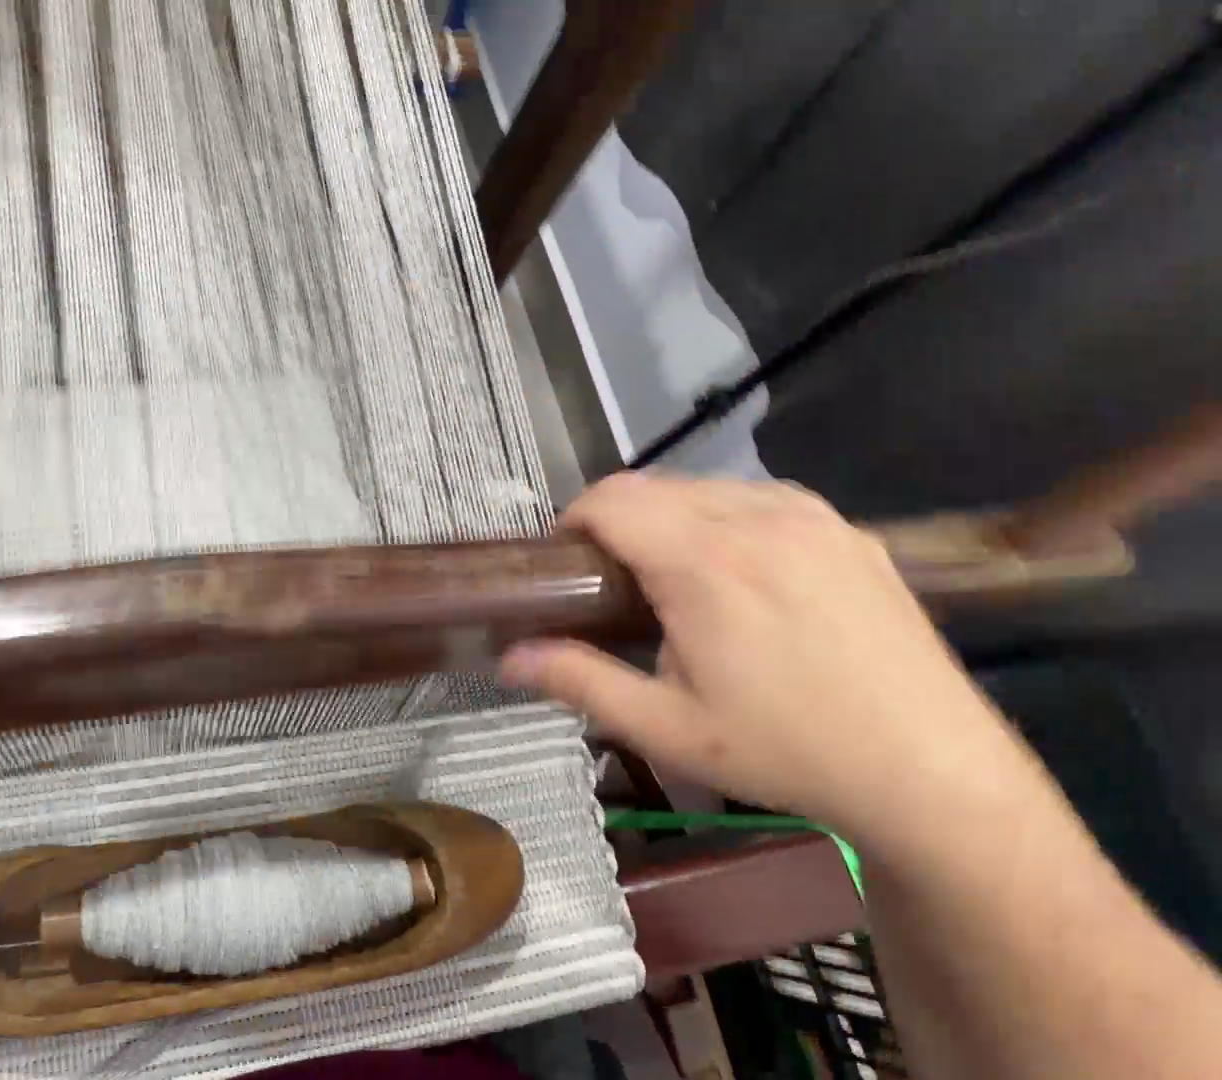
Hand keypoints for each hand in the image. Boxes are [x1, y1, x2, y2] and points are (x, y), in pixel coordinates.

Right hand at [499, 472, 1039, 846]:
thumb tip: (508, 658)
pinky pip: (760, 499)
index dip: (572, 521)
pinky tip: (737, 576)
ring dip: (668, 517)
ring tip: (672, 580)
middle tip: (611, 584)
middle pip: (653, 485)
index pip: (611, 499)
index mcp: (706, 561)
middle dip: (615, 521)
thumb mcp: (666, 728)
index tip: (565, 565)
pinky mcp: (850, 532)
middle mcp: (759, 518)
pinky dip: (724, 519)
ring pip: (706, 487)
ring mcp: (813, 518)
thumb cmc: (786, 751)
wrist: (933, 773)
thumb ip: (579, 681)